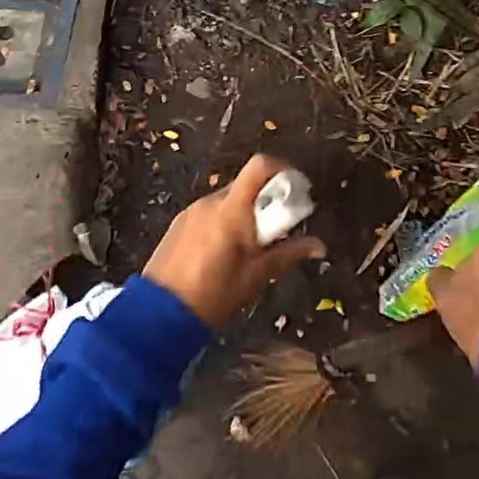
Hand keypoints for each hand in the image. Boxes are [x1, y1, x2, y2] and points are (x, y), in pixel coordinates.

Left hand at [143, 155, 326, 327]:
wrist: (160, 310)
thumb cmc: (213, 295)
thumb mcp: (256, 276)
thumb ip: (287, 254)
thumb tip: (317, 245)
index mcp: (230, 210)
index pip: (258, 167)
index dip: (282, 171)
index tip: (297, 190)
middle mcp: (208, 203)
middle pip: (245, 187)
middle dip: (266, 204)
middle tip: (279, 232)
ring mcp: (191, 211)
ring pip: (227, 201)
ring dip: (245, 215)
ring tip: (253, 249)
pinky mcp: (179, 223)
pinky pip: (209, 213)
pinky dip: (225, 223)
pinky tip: (227, 252)